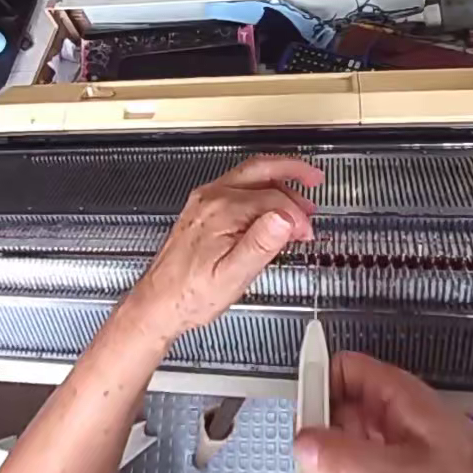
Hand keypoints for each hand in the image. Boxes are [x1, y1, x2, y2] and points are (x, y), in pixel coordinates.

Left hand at [125, 156, 323, 337]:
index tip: (306, 233)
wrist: (158, 303)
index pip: (274, 200)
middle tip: (314, 178)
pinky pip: (237, 185)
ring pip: (249, 175)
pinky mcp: (202, 209)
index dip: (296, 215)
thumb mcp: (233, 276)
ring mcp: (205, 201)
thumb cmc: (190, 295)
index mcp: (223, 210)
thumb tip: (285, 218)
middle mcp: (212, 198)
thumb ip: (261, 244)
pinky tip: (269, 203)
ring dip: (278, 180)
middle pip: (261, 169)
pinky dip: (261, 187)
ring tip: (300, 196)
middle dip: (293, 170)